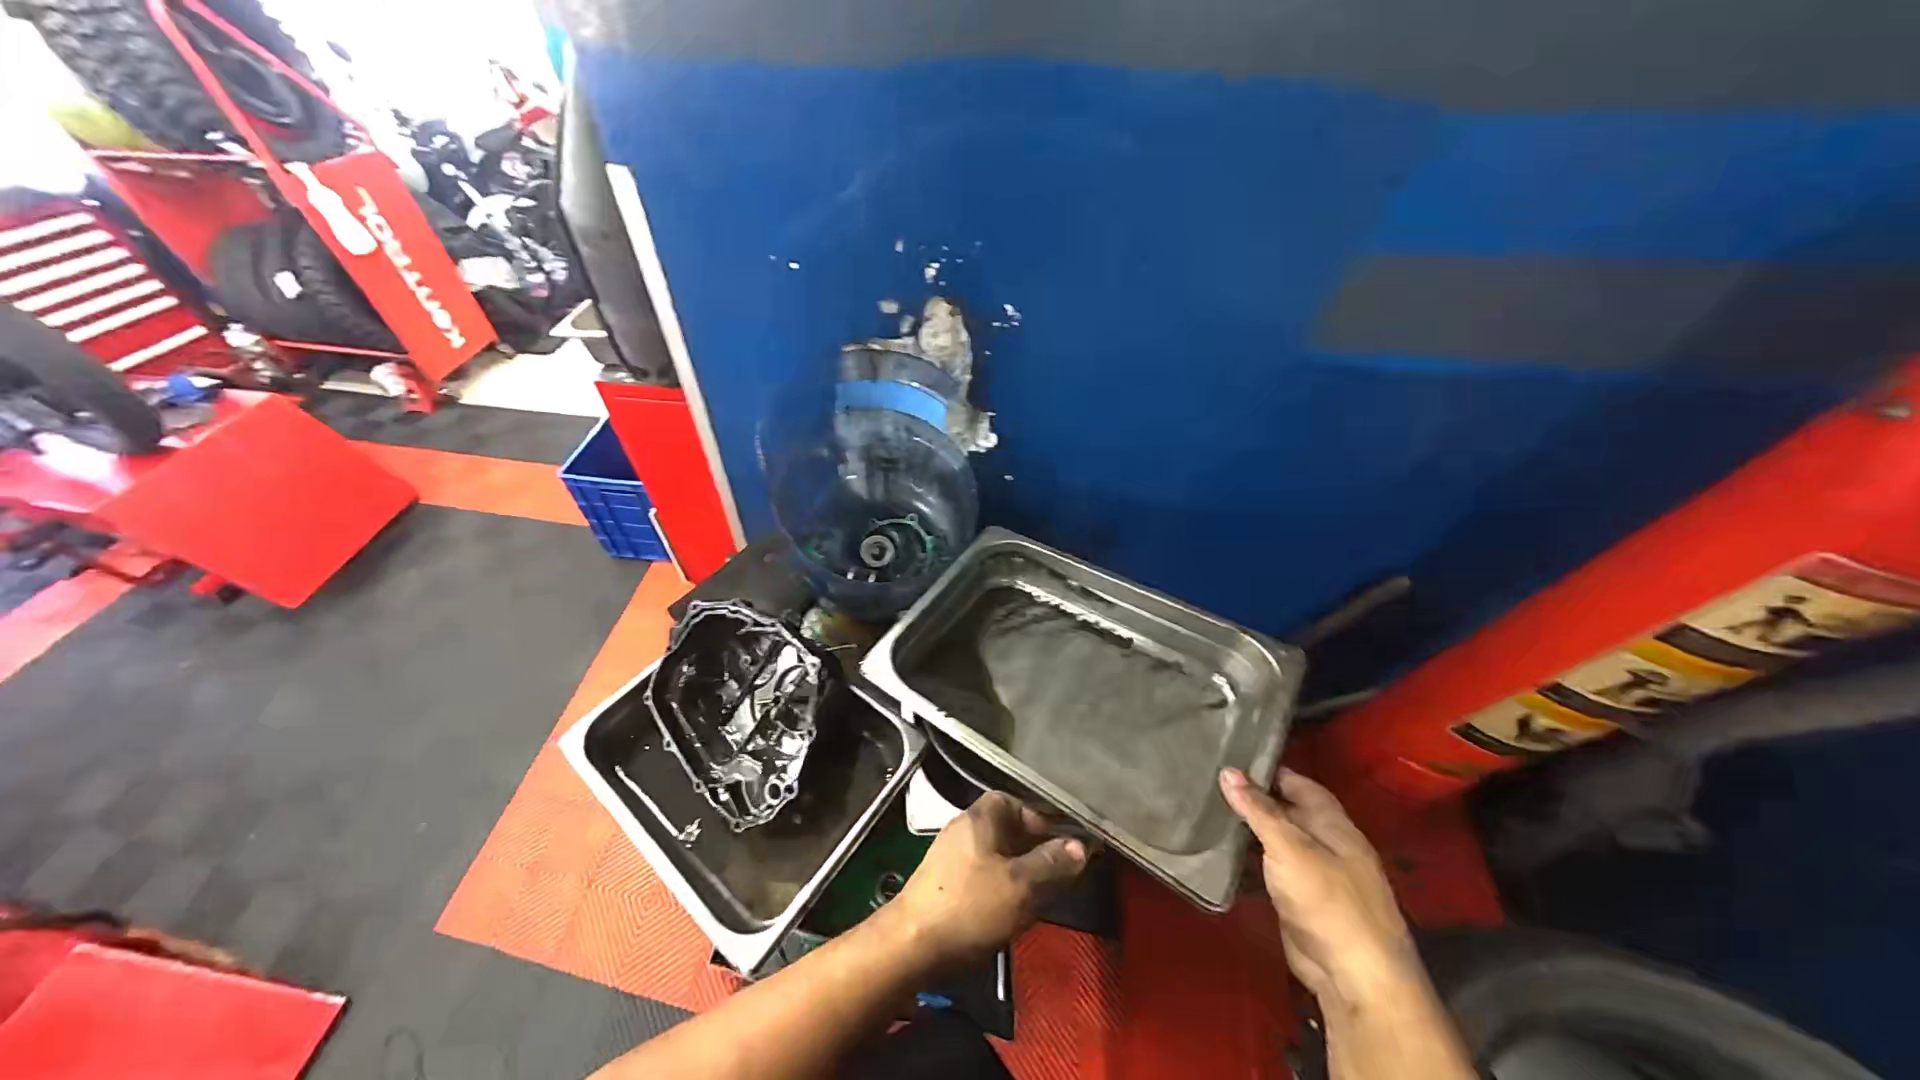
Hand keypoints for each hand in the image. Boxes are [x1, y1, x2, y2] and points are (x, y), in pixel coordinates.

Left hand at [886, 791, 1088, 967]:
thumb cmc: (970, 906)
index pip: (1015, 801)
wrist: (912, 946)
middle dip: (1036, 850)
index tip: (1063, 841)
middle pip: (1008, 830)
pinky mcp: (946, 886)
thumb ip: (1052, 864)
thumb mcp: (1021, 885)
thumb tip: (1078, 846)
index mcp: (979, 818)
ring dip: (1022, 873)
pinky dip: (1003, 889)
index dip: (1041, 818)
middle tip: (1060, 872)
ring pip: (998, 856)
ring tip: (1043, 895)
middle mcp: (964, 830)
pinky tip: (1015, 911)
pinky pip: (984, 877)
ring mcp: (952, 859)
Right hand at [1220, 767, 1424, 1009]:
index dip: (1268, 770)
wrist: (1353, 975)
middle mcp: (1327, 844)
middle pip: (1287, 811)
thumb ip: (1258, 809)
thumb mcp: (1289, 846)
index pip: (1299, 783)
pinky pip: (1272, 869)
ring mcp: (1315, 875)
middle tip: (1210, 784)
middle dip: (1255, 799)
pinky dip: (1251, 859)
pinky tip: (1224, 854)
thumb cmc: (1326, 900)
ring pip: (1278, 841)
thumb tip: (1228, 771)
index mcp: (1334, 824)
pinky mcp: (1300, 901)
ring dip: (1250, 830)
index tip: (1231, 758)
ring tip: (1209, 812)